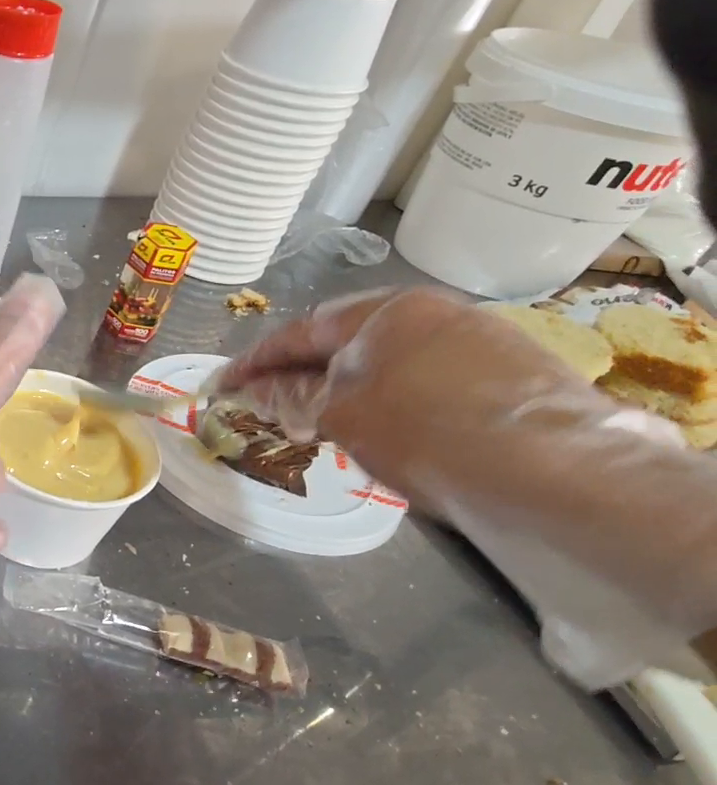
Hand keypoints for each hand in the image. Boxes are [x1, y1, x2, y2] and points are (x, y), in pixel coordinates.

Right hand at [212, 287, 656, 504]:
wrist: (561, 474)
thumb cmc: (426, 432)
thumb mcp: (340, 416)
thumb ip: (291, 397)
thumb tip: (257, 389)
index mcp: (386, 310)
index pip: (300, 332)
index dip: (255, 360)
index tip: (223, 382)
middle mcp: (436, 313)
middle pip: (348, 343)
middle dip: (304, 374)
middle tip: (271, 406)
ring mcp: (483, 342)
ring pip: (391, 364)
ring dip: (349, 391)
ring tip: (326, 426)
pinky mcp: (517, 378)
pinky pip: (431, 383)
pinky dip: (396, 403)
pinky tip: (390, 433)